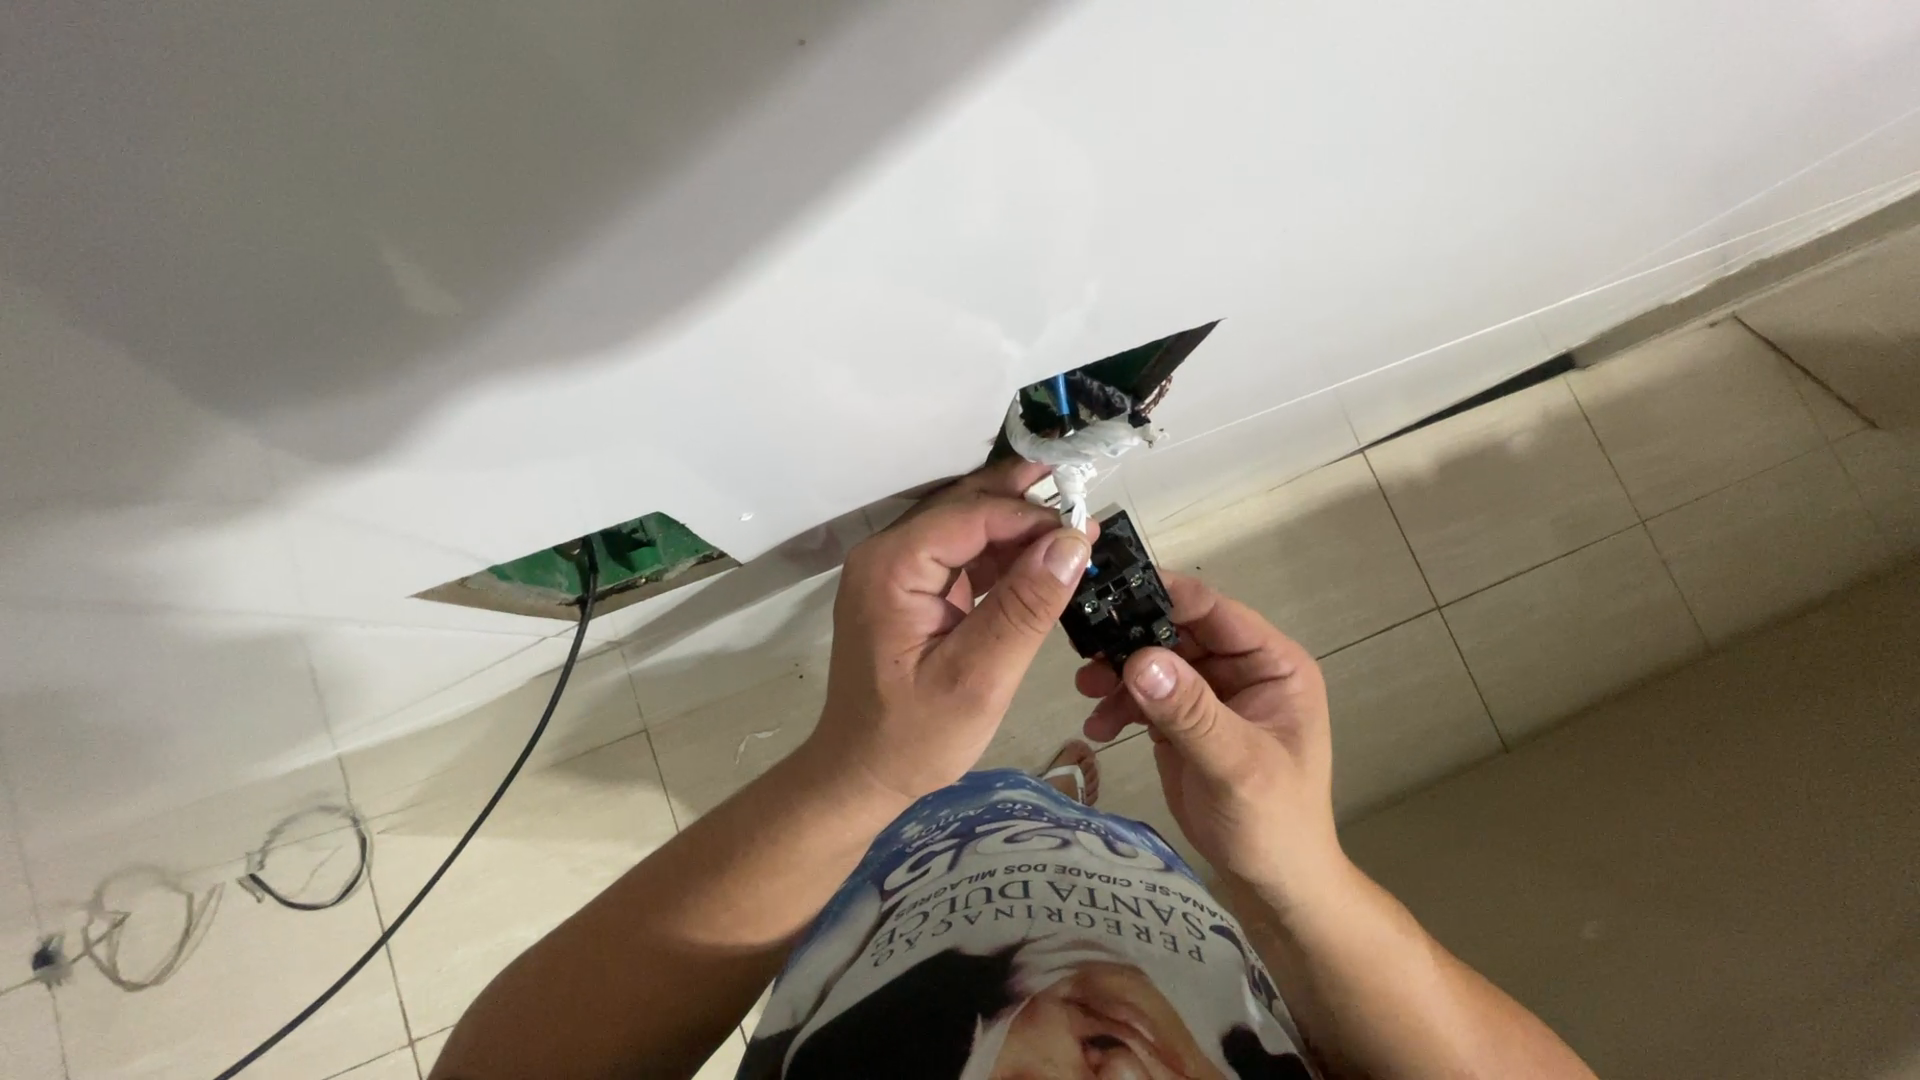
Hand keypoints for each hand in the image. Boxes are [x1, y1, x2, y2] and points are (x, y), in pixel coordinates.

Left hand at [806, 460, 1093, 804]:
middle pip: (964, 509)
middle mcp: (887, 555)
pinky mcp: (909, 589)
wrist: (862, 772)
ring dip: (1016, 527)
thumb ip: (1024, 607)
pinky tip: (1038, 559)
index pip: (970, 514)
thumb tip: (1072, 544)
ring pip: (965, 527)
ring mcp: (895, 571)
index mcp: (892, 567)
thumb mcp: (978, 678)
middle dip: (1024, 503)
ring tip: (1073, 530)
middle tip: (1085, 498)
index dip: (1030, 515)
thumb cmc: (915, 736)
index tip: (1086, 529)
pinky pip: (959, 555)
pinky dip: (1000, 555)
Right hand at [1075, 573, 1344, 901]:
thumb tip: (1139, 660)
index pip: (1214, 610)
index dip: (1165, 597)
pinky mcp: (1180, 718)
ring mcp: (1207, 693)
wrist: (1269, 882)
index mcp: (1271, 663)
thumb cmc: (1272, 822)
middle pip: (1175, 630)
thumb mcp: (1236, 764)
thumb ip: (1190, 712)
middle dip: (1130, 639)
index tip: (1109, 593)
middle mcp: (1239, 668)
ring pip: (1152, 659)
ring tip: (1086, 692)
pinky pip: (1141, 694)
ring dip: (1117, 673)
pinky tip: (1098, 728)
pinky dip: (1117, 705)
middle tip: (1086, 651)